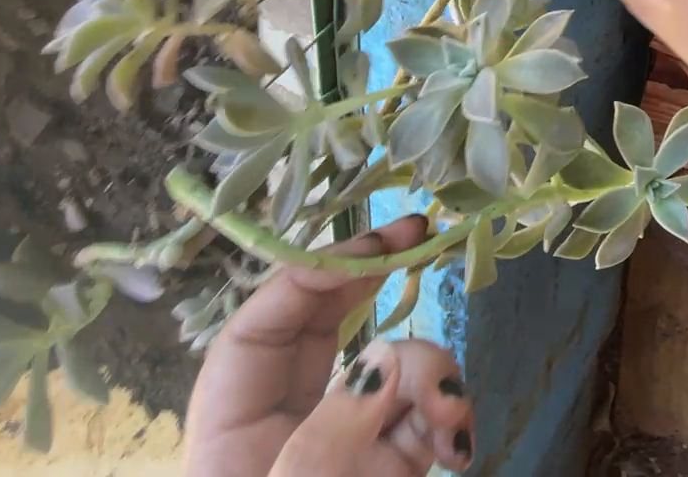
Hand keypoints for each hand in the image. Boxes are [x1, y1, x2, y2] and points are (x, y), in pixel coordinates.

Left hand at [182, 216, 475, 476]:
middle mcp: (289, 424)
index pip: (258, 330)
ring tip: (450, 416)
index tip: (375, 245)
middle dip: (375, 277)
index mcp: (228, 438)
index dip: (311, 275)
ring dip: (432, 374)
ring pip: (394, 363)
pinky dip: (450, 414)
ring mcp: (351, 438)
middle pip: (325, 325)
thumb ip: (327, 442)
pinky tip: (459, 441)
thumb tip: (386, 358)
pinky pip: (430, 408)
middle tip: (422, 234)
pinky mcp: (399, 458)